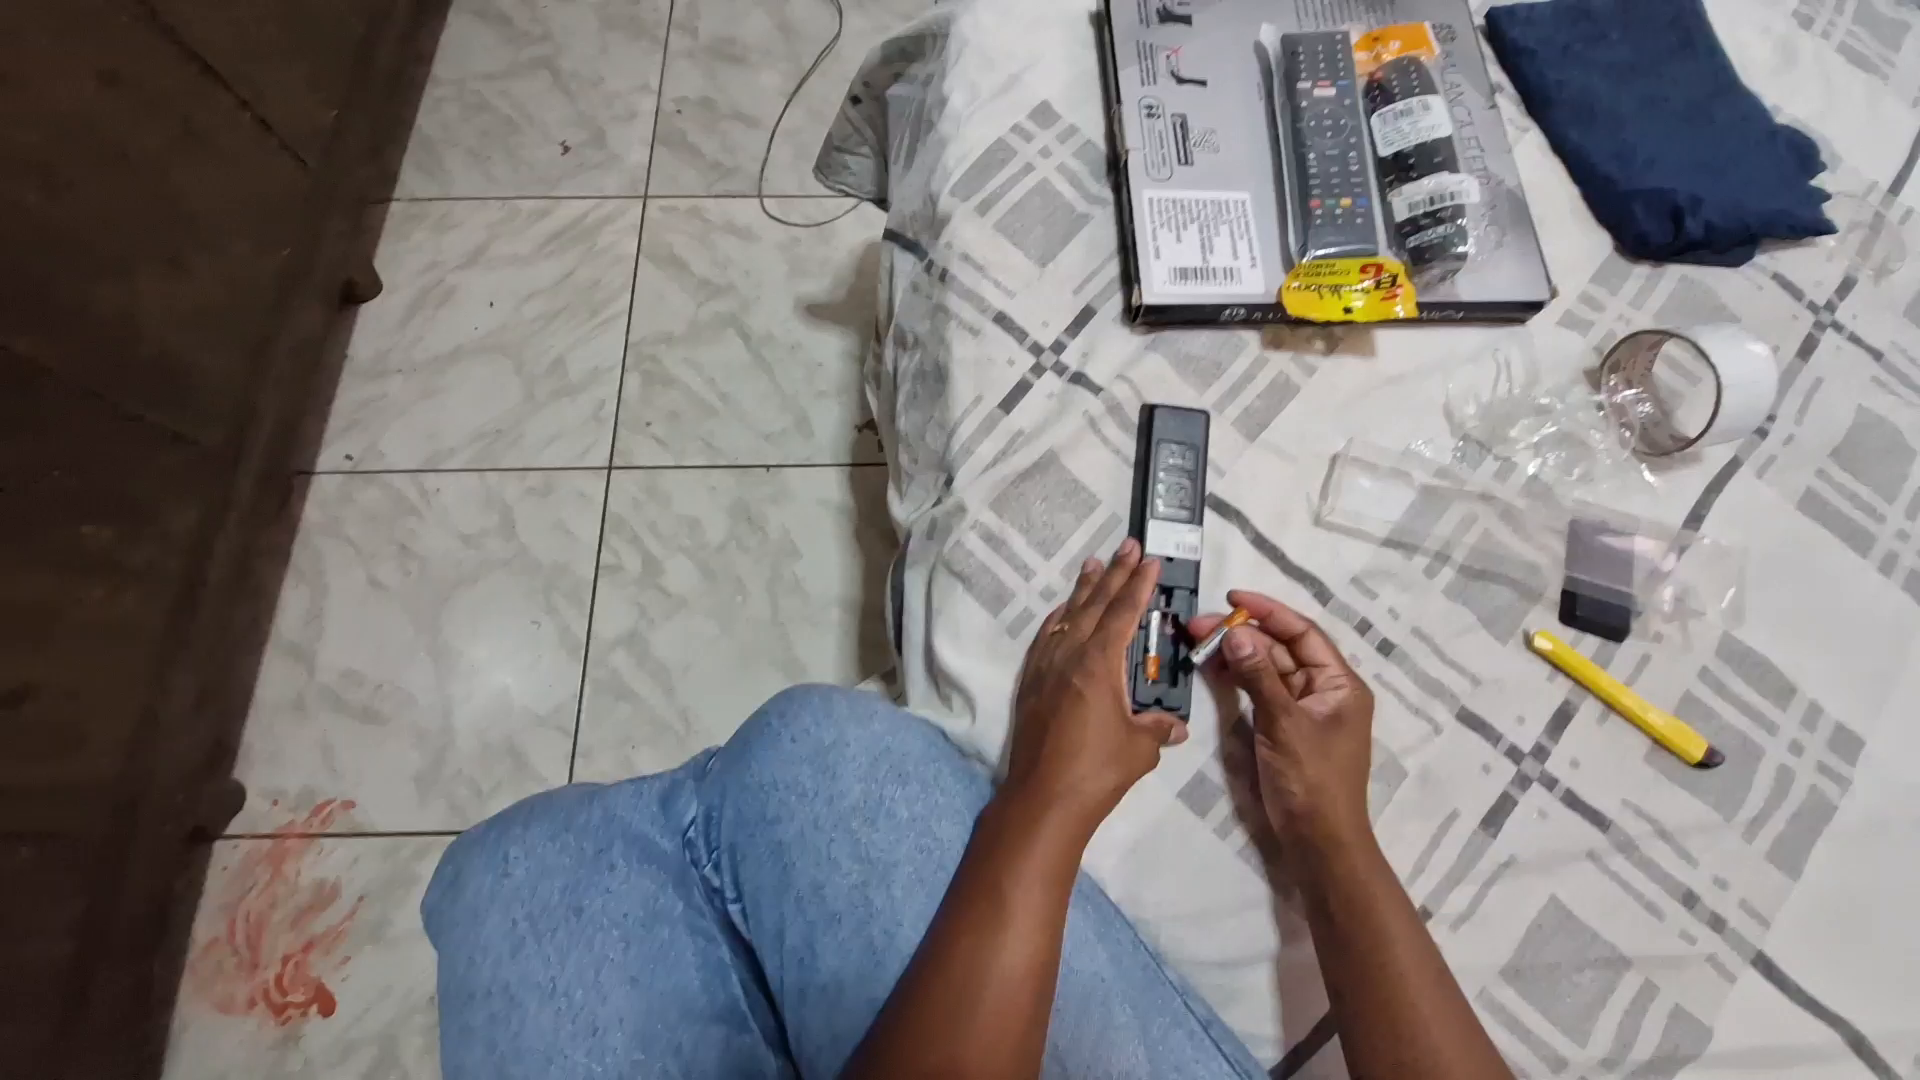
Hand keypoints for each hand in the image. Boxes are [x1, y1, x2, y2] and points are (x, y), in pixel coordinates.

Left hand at [1007, 538, 1187, 831]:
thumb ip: (1157, 728)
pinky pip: (1045, 639)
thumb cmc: (1096, 770)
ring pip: (1067, 617)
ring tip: (1094, 565)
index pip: (1123, 614)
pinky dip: (1057, 620)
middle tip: (1127, 546)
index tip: (1149, 560)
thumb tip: (1175, 725)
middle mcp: (1069, 655)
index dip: (1138, 585)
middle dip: (1114, 574)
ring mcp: (1045, 667)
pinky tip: (1061, 613)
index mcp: (1099, 664)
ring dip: (1083, 590)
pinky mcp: (1031, 682)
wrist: (1043, 796)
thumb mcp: (1139, 748)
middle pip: (1095, 605)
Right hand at [1189, 590, 1374, 850]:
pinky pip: (1259, 690)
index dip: (1268, 611)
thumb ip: (1259, 677)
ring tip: (1197, 641)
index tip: (1232, 597)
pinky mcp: (1282, 725)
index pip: (1303, 632)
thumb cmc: (1312, 779)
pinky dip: (1237, 677)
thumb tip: (1234, 633)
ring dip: (1235, 653)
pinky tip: (1211, 667)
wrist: (1317, 840)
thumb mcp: (1285, 723)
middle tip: (1197, 626)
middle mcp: (1323, 689)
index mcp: (1339, 683)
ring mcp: (1301, 707)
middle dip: (1241, 633)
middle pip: (1280, 647)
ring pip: (1265, 667)